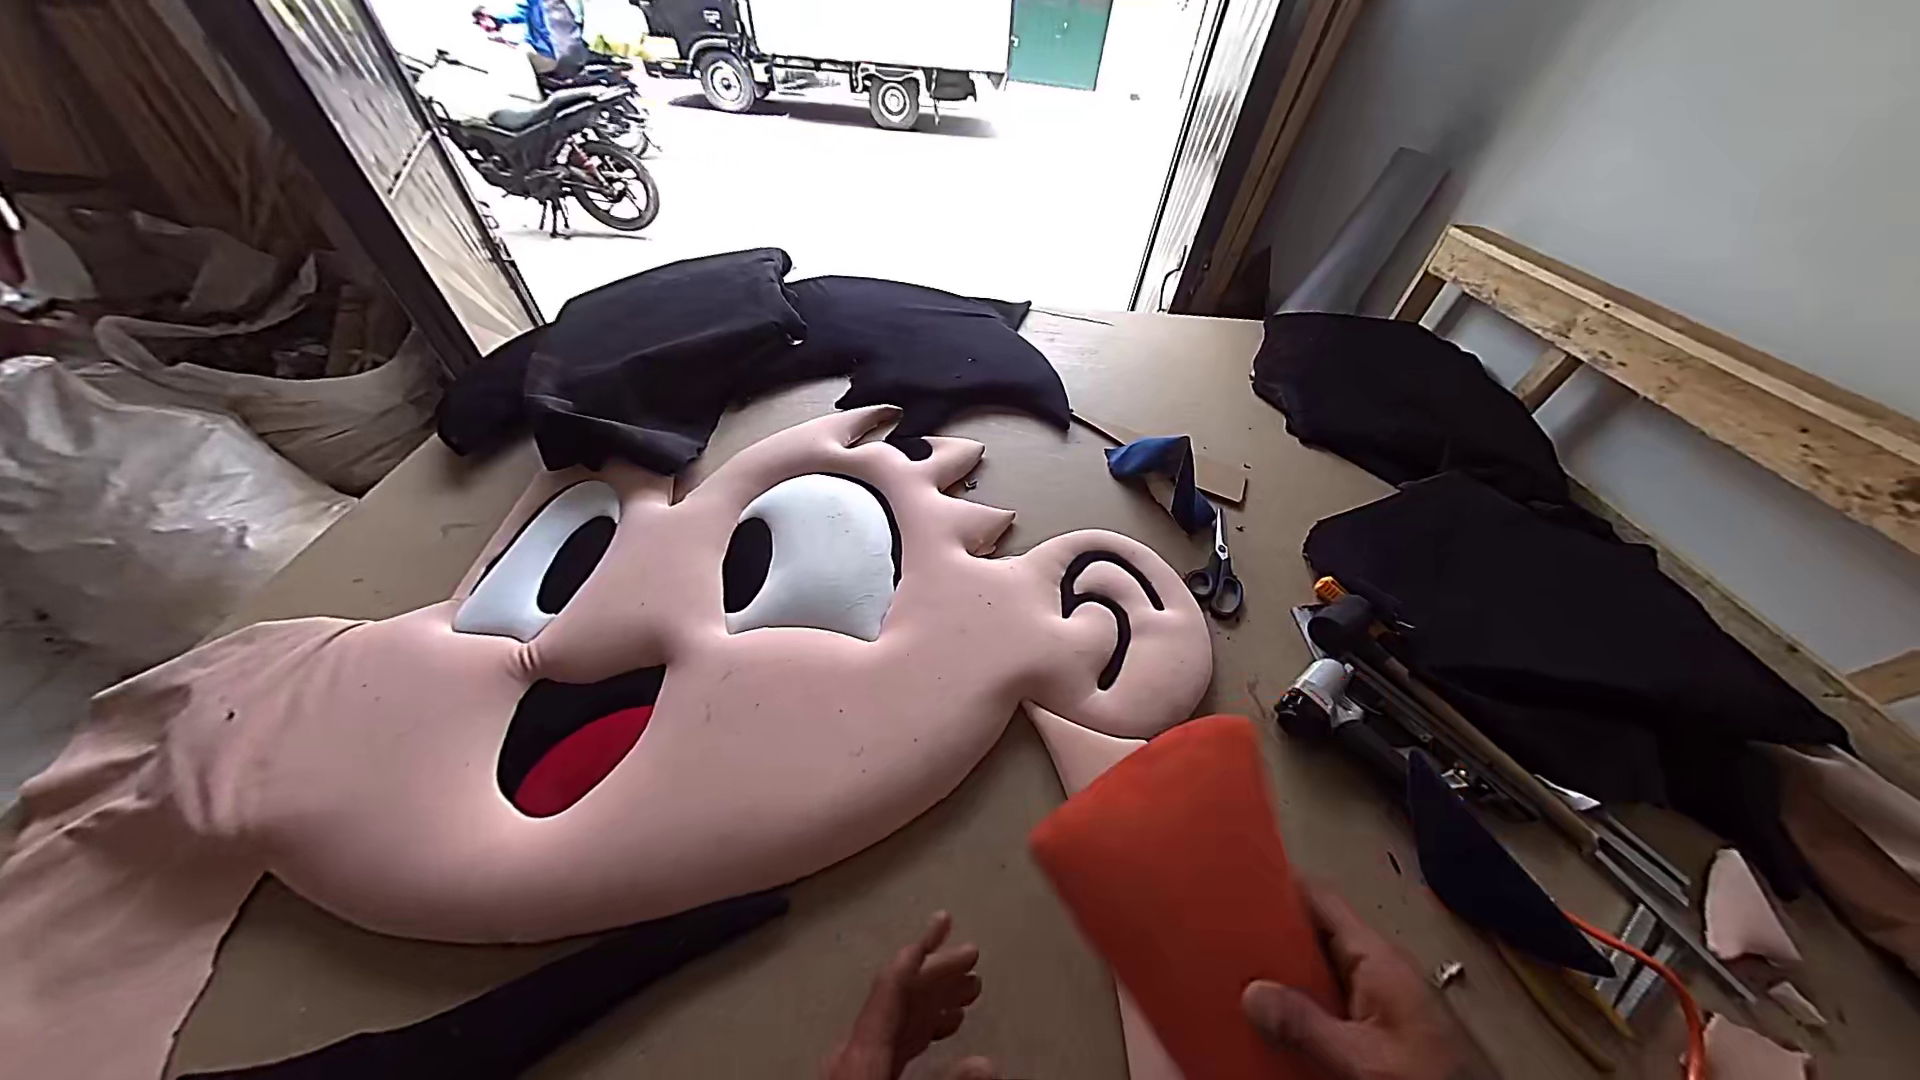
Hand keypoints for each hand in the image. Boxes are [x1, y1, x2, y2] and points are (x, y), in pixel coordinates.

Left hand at [822, 912, 993, 1079]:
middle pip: (900, 998)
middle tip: (975, 957)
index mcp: (860, 1055)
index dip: (920, 950)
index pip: (892, 986)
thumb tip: (990, 1065)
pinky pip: (896, 1046)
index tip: (943, 922)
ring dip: (936, 1001)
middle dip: (939, 974)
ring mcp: (857, 1069)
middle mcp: (856, 1053)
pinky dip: (924, 1032)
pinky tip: (946, 1029)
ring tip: (970, 990)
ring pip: (900, 1022)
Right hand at [1243, 884, 1465, 1079]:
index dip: (1277, 881)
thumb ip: (1307, 1026)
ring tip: (1231, 973)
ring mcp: (1375, 1006)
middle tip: (1220, 932)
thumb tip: (1250, 992)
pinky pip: (1325, 1007)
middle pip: (1310, 934)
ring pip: (1314, 973)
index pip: (1319, 898)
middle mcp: (1374, 972)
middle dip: (1268, 934)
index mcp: (1377, 959)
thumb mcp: (1367, 1064)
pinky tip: (1267, 1021)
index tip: (1234, 878)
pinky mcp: (1376, 1037)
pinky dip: (1296, 1009)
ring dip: (1279, 976)